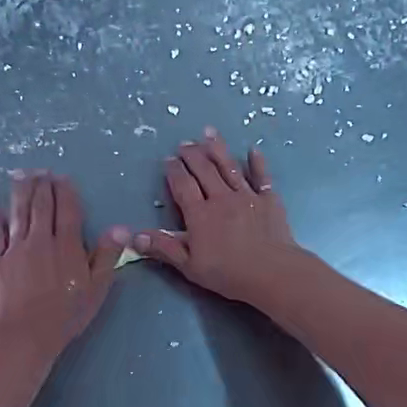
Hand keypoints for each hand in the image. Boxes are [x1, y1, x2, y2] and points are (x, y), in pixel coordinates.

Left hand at [0, 171, 124, 357]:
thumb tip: (122, 227)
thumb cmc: (67, 312)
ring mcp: (16, 249)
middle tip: (41, 171)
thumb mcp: (97, 286)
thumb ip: (107, 255)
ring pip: (18, 213)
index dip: (65, 192)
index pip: (66, 210)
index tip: (62, 178)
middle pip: (40, 206)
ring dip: (19, 193)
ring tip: (20, 175)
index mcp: (66, 244)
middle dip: (42, 186)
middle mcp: (40, 239)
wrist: (27, 331)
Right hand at [135, 128, 306, 303]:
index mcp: (199, 214)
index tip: (168, 159)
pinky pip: (262, 177)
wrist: (272, 273)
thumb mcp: (188, 265)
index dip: (174, 171)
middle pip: (204, 171)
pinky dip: (257, 163)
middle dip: (193, 155)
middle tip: (185, 143)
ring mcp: (247, 197)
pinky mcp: (269, 201)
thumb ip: (163, 247)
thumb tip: (133, 235)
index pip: (183, 186)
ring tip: (209, 133)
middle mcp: (221, 198)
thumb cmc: (227, 272)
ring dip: (218, 150)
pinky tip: (253, 151)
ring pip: (229, 167)